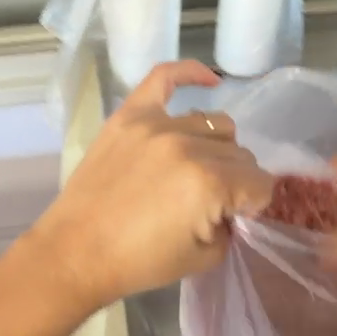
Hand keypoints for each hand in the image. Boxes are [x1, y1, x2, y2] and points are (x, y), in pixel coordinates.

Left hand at [24, 60, 273, 311]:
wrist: (76, 252)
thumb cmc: (140, 262)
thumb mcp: (205, 257)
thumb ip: (231, 224)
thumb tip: (235, 204)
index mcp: (209, 183)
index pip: (260, 182)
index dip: (254, 204)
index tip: (236, 216)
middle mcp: (187, 146)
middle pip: (240, 153)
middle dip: (236, 180)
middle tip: (212, 202)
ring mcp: (156, 125)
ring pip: (214, 123)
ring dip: (216, 148)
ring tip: (196, 169)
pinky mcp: (129, 115)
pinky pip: (164, 77)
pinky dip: (188, 73)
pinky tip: (209, 80)